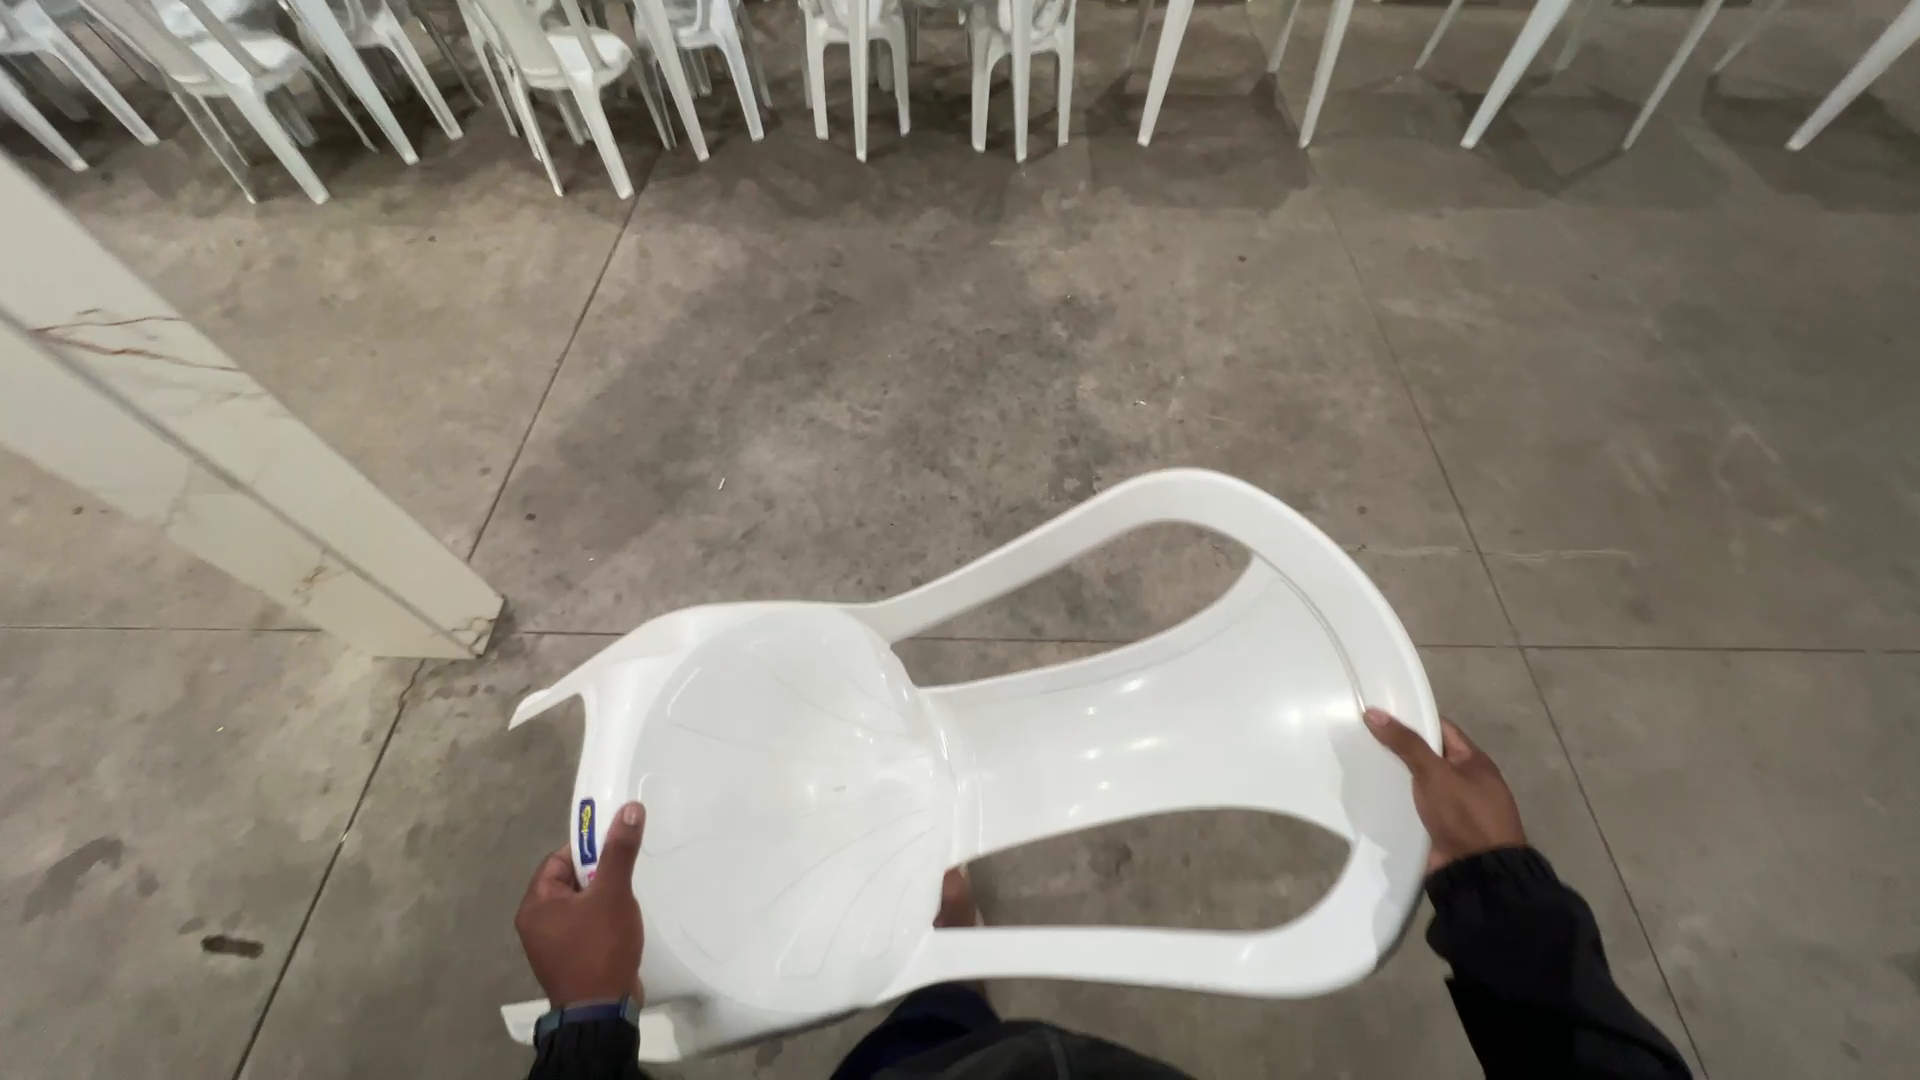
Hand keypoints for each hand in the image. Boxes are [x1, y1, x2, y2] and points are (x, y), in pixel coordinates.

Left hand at [515, 801, 646, 1006]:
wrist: (602, 1010)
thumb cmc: (599, 947)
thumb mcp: (612, 892)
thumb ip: (619, 850)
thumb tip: (629, 809)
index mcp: (536, 905)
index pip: (558, 860)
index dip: (587, 849)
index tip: (614, 849)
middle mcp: (538, 922)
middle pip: (572, 879)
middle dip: (601, 873)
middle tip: (624, 875)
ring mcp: (554, 942)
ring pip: (582, 901)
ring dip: (606, 894)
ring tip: (626, 899)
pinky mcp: (573, 956)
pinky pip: (587, 922)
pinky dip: (606, 915)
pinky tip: (624, 920)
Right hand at [1363, 709, 1525, 875]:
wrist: (1480, 872)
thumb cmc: (1465, 814)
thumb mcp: (1435, 772)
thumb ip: (1405, 743)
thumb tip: (1373, 712)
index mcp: (1474, 761)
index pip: (1440, 727)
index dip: (1412, 717)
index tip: (1380, 712)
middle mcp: (1466, 780)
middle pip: (1427, 753)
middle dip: (1399, 745)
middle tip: (1363, 735)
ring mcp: (1454, 804)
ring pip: (1419, 779)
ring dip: (1396, 773)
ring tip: (1362, 761)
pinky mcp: (1440, 825)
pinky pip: (1415, 803)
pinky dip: (1397, 797)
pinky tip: (1374, 793)